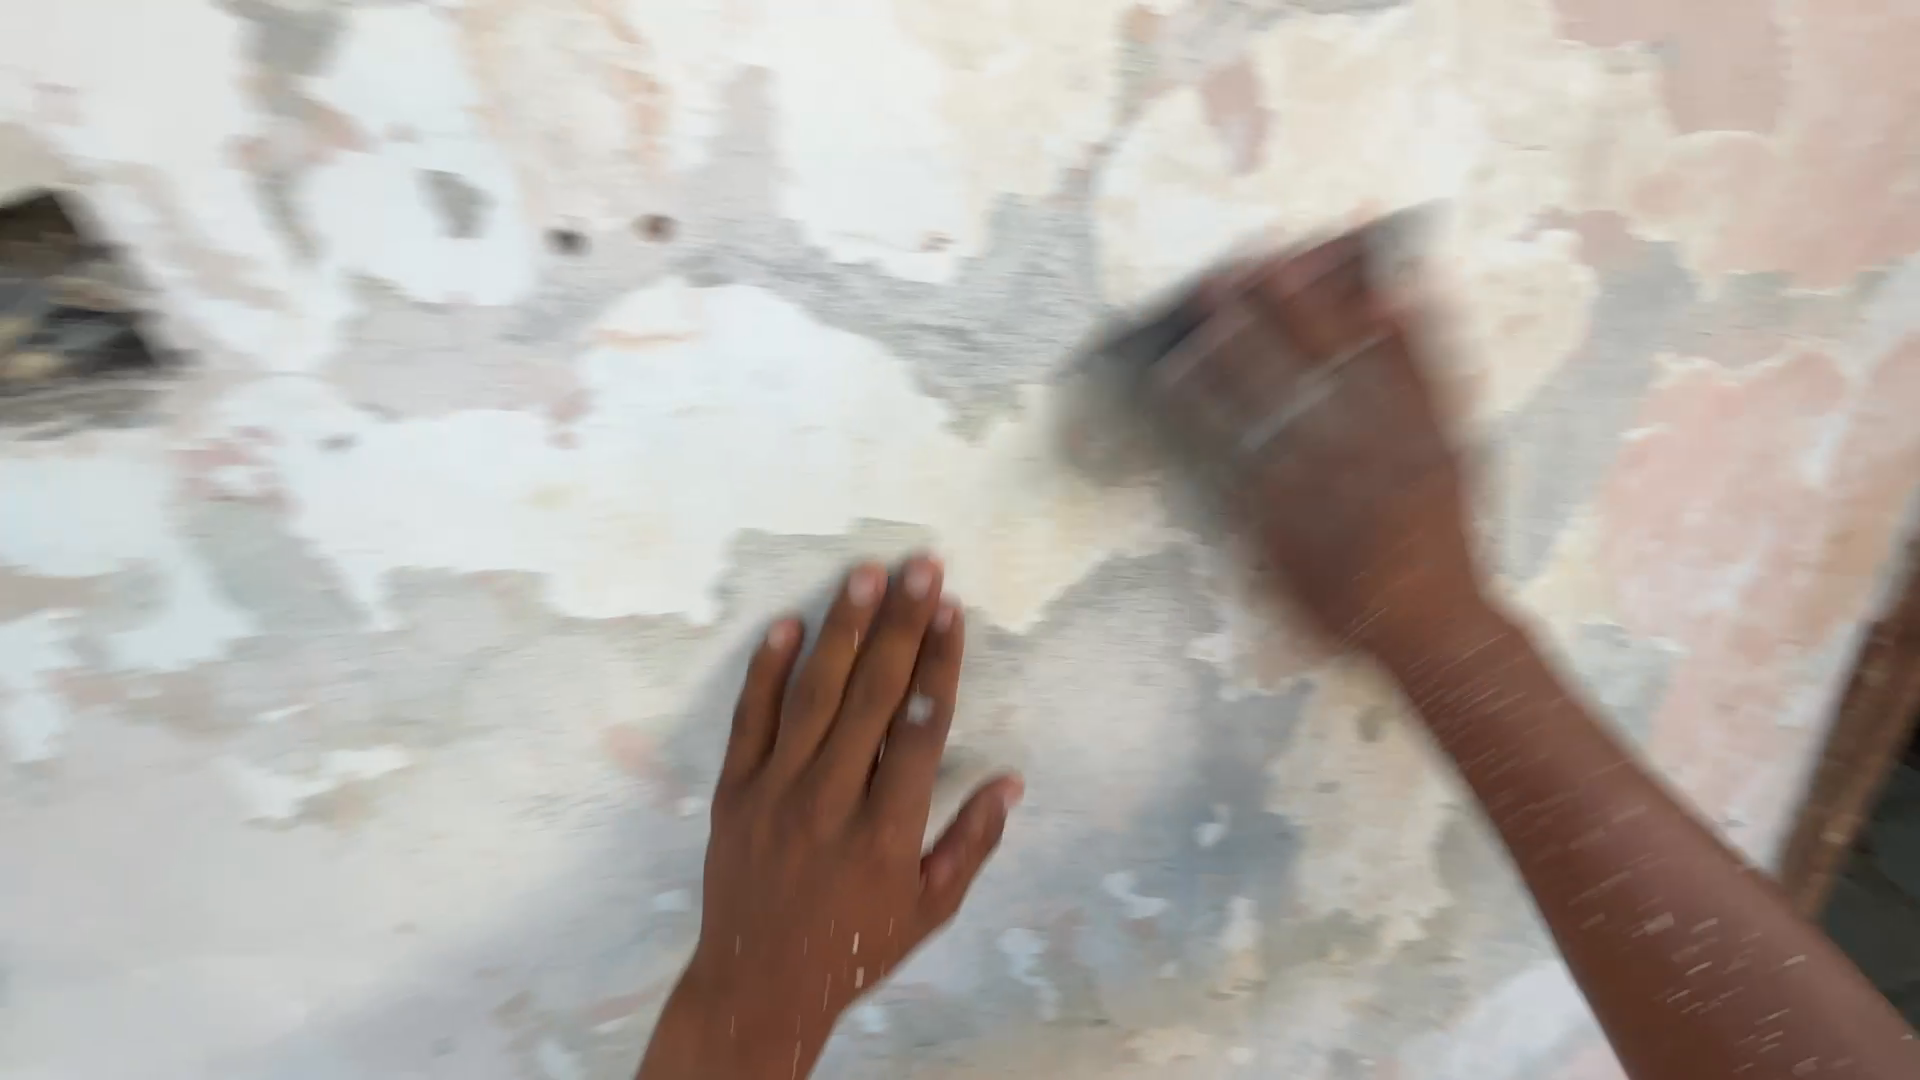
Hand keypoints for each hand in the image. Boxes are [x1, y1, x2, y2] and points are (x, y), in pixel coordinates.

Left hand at [638, 556, 1022, 1079]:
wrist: (756, 986)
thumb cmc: (856, 946)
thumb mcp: (929, 910)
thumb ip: (972, 843)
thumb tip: (1011, 781)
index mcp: (885, 832)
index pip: (921, 731)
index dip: (940, 665)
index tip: (952, 611)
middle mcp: (830, 801)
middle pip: (871, 698)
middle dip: (901, 626)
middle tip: (920, 567)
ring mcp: (774, 791)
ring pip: (812, 697)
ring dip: (843, 631)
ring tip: (865, 576)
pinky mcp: (732, 790)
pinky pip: (749, 720)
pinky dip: (767, 670)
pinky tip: (788, 624)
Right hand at [1149, 230, 1485, 655]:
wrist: (1437, 623)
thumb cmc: (1344, 603)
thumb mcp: (1278, 566)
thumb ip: (1249, 506)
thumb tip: (1219, 450)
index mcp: (1302, 495)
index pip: (1247, 419)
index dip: (1211, 376)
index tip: (1183, 341)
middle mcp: (1353, 458)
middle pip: (1297, 377)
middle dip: (1257, 323)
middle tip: (1230, 274)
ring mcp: (1407, 441)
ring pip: (1359, 363)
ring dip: (1325, 308)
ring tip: (1298, 257)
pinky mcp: (1448, 435)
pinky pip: (1433, 375)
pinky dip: (1415, 326)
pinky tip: (1399, 281)